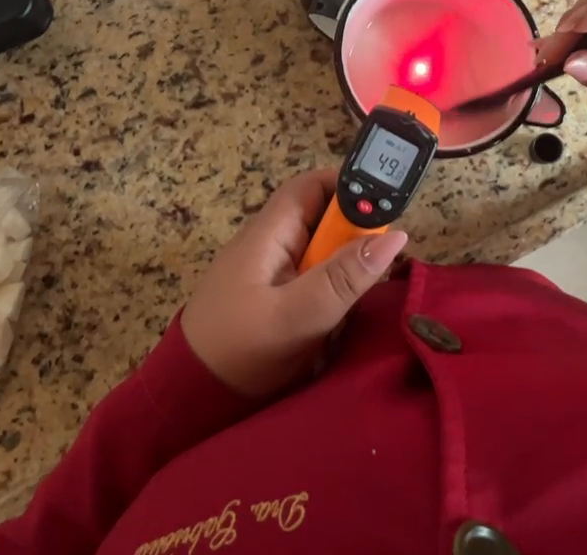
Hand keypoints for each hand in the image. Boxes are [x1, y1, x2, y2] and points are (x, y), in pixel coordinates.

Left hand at [179, 170, 408, 396]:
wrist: (190, 400)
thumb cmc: (239, 350)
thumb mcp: (297, 315)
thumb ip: (343, 277)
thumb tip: (396, 236)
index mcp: (269, 232)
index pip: (312, 186)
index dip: (350, 187)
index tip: (387, 208)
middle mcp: (270, 244)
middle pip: (322, 218)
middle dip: (355, 235)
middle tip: (386, 261)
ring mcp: (270, 273)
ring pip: (321, 252)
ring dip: (347, 267)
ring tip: (371, 290)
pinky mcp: (273, 300)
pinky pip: (313, 280)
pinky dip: (334, 291)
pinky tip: (347, 314)